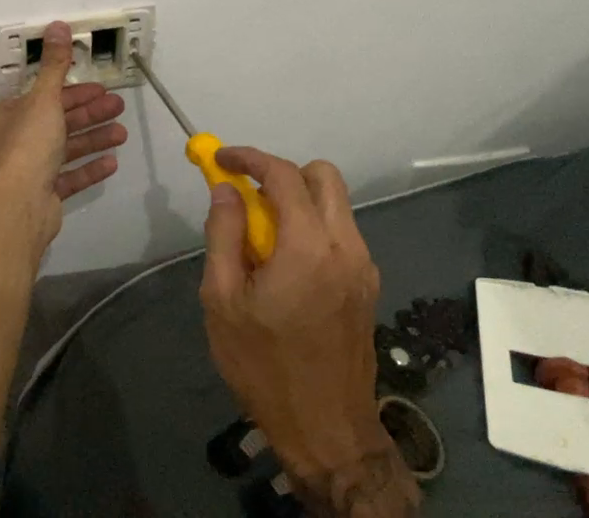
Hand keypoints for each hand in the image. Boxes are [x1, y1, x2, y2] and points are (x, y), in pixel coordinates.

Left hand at [0, 20, 126, 251]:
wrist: (19, 206)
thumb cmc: (26, 146)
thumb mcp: (43, 99)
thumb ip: (55, 65)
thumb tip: (58, 25)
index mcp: (0, 118)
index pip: (39, 98)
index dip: (70, 91)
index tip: (98, 88)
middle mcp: (9, 143)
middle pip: (55, 122)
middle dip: (88, 114)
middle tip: (117, 106)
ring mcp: (25, 172)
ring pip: (64, 150)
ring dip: (94, 139)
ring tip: (122, 133)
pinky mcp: (42, 195)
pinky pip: (68, 177)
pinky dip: (89, 168)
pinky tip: (112, 161)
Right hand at [200, 148, 418, 515]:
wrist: (326, 429)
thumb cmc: (264, 366)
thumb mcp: (222, 300)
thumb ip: (223, 235)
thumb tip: (226, 190)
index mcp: (308, 247)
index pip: (284, 175)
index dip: (249, 158)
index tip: (220, 160)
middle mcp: (345, 247)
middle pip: (323, 177)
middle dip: (282, 173)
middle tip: (247, 198)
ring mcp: (363, 267)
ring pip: (335, 205)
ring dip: (297, 202)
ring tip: (260, 239)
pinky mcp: (368, 286)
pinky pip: (340, 234)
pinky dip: (311, 228)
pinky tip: (284, 266)